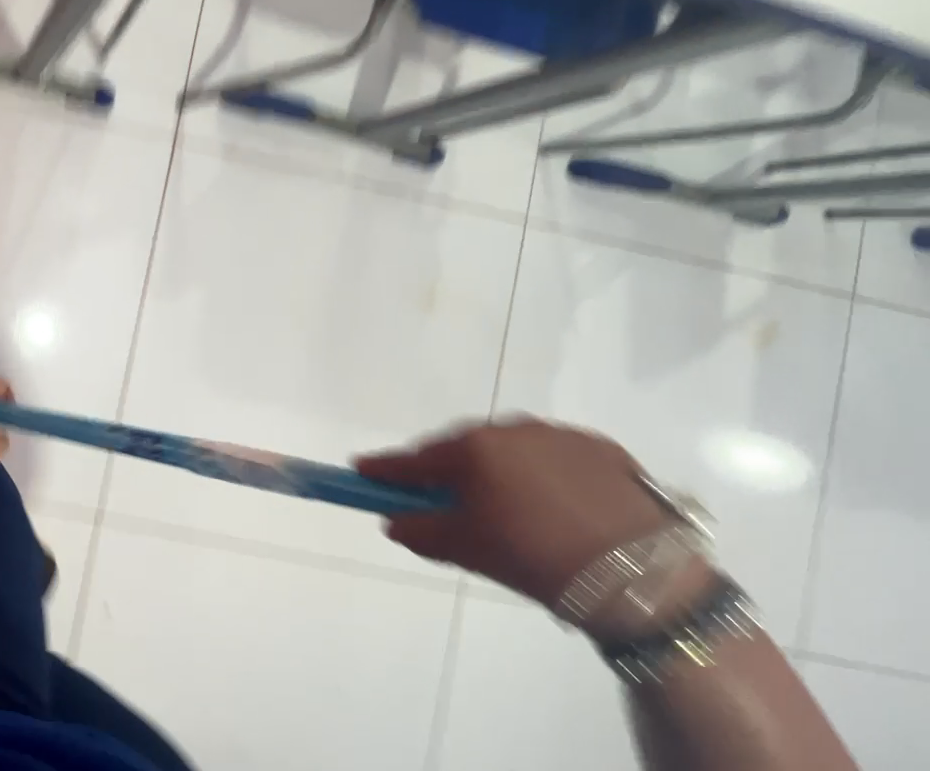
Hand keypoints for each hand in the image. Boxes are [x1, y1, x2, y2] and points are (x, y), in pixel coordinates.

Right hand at [355, 418, 671, 609]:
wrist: (646, 578)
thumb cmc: (536, 558)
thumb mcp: (465, 550)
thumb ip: (419, 529)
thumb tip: (396, 518)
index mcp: (474, 448)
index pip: (415, 459)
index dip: (385, 469)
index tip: (361, 471)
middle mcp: (513, 429)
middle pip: (465, 450)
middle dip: (451, 474)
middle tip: (448, 505)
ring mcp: (562, 436)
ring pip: (512, 452)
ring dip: (501, 474)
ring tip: (510, 513)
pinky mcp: (606, 451)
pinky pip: (557, 460)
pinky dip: (545, 478)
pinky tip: (556, 510)